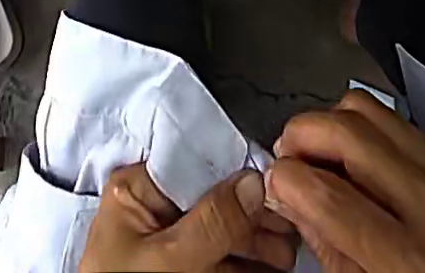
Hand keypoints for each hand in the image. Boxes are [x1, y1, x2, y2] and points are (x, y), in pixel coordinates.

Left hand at [79, 163, 297, 272]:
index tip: (276, 186)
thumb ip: (212, 220)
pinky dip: (246, 263)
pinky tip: (270, 267)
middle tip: (289, 228)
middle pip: (216, 197)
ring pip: (223, 230)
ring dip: (259, 241)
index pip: (198, 161)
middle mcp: (152, 209)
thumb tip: (256, 181)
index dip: (241, 172)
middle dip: (256, 216)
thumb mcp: (167, 262)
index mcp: (136, 191)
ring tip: (287, 253)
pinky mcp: (178, 268)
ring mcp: (166, 241)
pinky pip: (218, 257)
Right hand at [266, 90, 424, 272]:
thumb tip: (286, 192)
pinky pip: (395, 118)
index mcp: (408, 260)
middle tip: (286, 155)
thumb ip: (326, 244)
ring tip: (318, 151)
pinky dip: (364, 126)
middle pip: (350, 132)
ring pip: (371, 109)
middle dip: (304, 133)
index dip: (287, 178)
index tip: (270, 178)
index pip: (331, 195)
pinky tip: (352, 155)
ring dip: (332, 121)